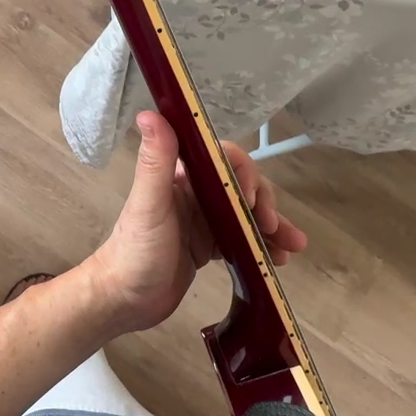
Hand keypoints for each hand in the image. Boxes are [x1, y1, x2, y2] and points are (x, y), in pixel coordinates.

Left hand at [85, 110, 306, 334]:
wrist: (122, 302)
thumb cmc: (134, 252)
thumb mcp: (148, 206)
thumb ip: (154, 162)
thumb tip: (150, 113)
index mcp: (179, 178)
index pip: (221, 159)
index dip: (243, 172)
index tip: (253, 197)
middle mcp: (192, 194)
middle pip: (240, 186)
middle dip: (264, 202)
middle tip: (272, 226)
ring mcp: (201, 221)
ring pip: (246, 213)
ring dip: (272, 225)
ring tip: (292, 246)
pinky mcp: (206, 247)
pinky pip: (242, 239)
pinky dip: (262, 245)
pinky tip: (279, 259)